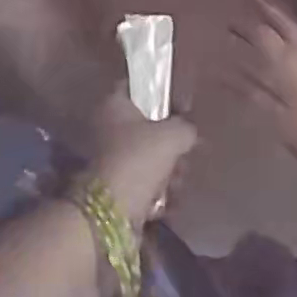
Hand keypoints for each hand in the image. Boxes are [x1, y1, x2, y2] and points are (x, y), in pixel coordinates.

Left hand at [86, 90, 196, 222]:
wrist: (114, 209)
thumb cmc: (139, 159)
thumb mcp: (170, 136)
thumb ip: (184, 128)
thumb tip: (188, 130)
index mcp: (114, 104)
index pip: (135, 87)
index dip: (158, 93)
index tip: (180, 108)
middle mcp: (109, 126)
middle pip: (148, 127)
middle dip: (171, 145)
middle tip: (183, 157)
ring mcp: (112, 156)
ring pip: (150, 156)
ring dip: (170, 172)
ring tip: (177, 183)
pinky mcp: (117, 184)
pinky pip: (146, 181)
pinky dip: (160, 191)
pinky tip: (170, 200)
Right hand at [230, 0, 296, 196]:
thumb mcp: (280, 120)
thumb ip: (254, 93)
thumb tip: (225, 72)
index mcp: (287, 60)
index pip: (262, 33)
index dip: (246, 25)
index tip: (229, 18)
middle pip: (284, 24)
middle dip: (267, 12)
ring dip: (284, 24)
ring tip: (271, 19)